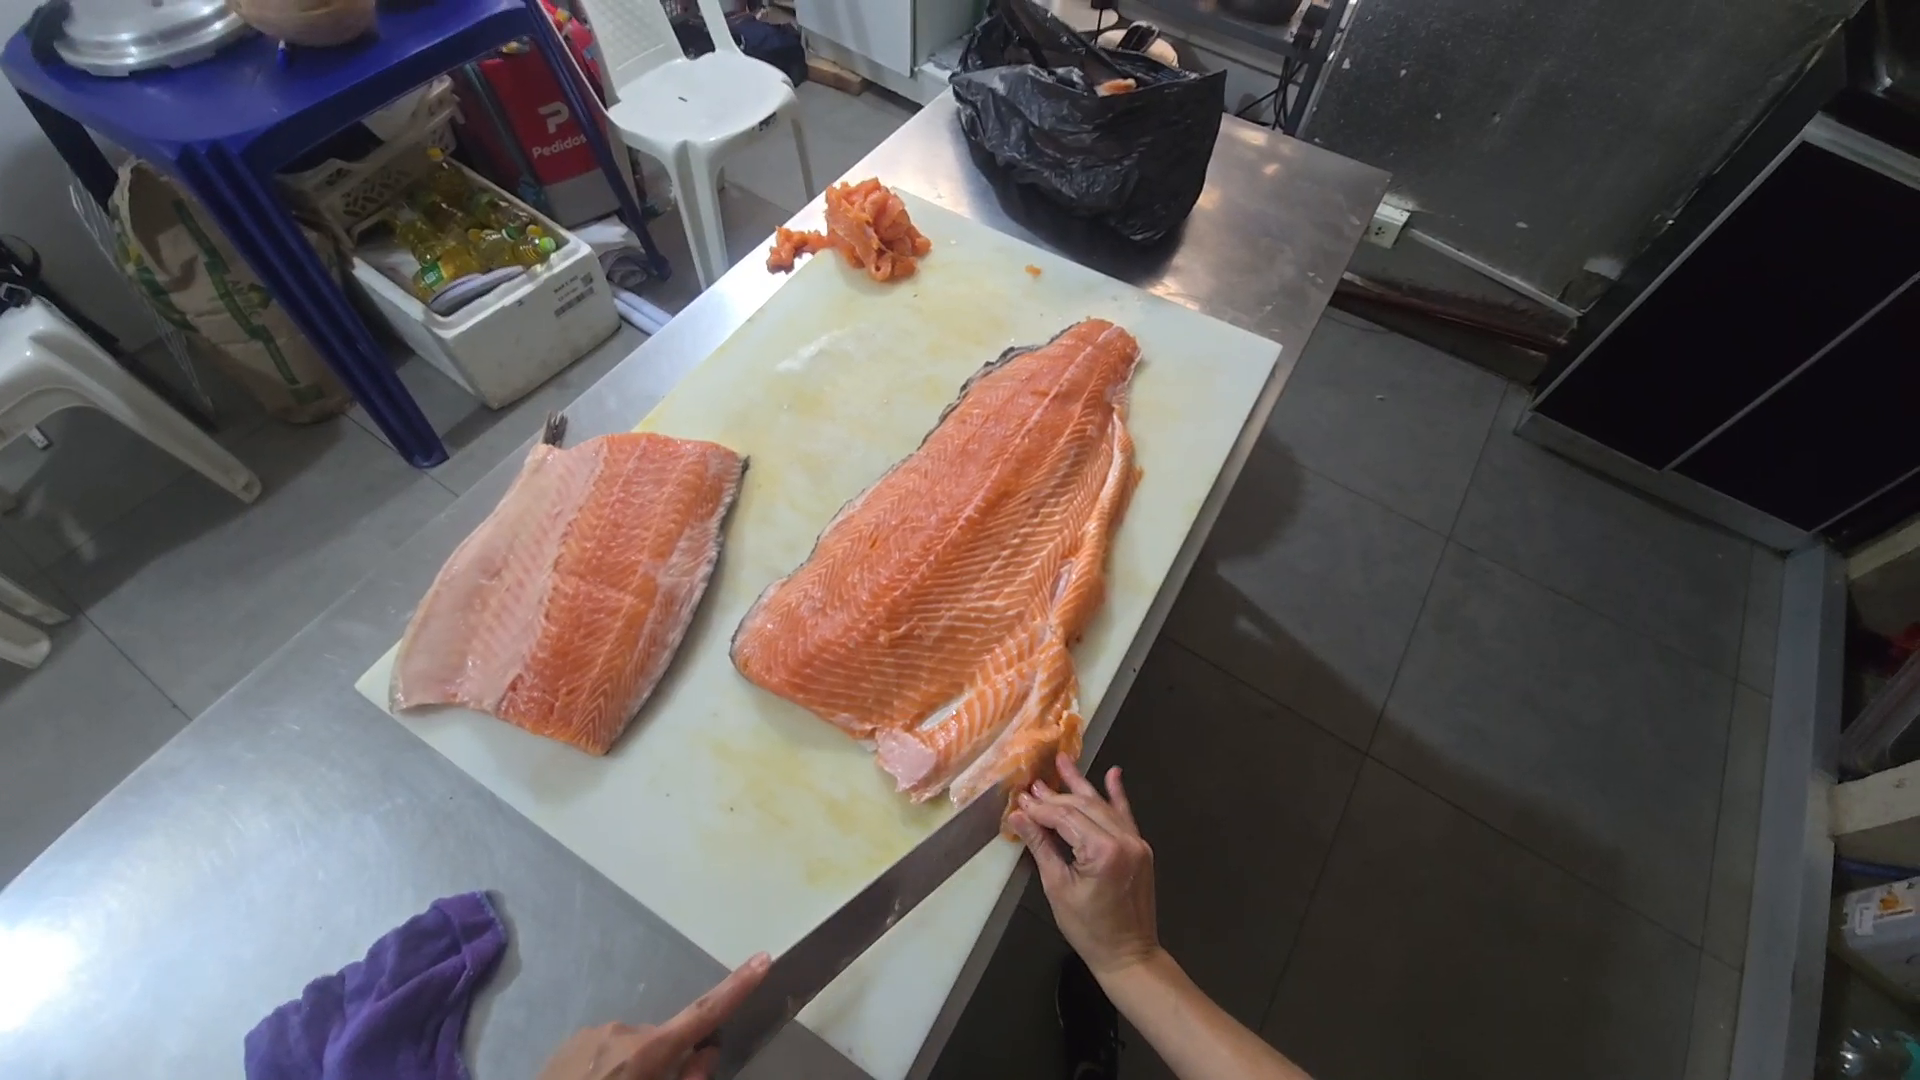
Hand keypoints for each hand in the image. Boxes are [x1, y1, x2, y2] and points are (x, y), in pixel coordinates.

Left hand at [536, 953, 770, 1079]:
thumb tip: (703, 1054)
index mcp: (646, 1053)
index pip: (703, 1013)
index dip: (737, 988)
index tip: (764, 959)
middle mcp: (622, 1032)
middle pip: (662, 1043)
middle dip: (664, 1066)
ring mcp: (592, 1036)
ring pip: (631, 1050)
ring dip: (630, 1073)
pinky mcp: (567, 1045)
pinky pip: (603, 1054)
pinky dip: (606, 1073)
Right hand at [1007, 752, 1159, 977]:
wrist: (1129, 955)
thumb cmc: (1088, 928)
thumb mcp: (1058, 888)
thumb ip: (1040, 846)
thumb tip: (1017, 816)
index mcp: (1103, 851)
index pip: (1066, 817)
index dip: (1041, 808)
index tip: (1020, 800)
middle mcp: (1124, 839)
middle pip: (1083, 806)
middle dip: (1056, 796)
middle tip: (1032, 786)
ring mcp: (1136, 841)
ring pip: (1102, 806)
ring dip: (1081, 785)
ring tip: (1062, 762)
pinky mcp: (1140, 847)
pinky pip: (1126, 815)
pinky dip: (1118, 794)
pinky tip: (1113, 773)